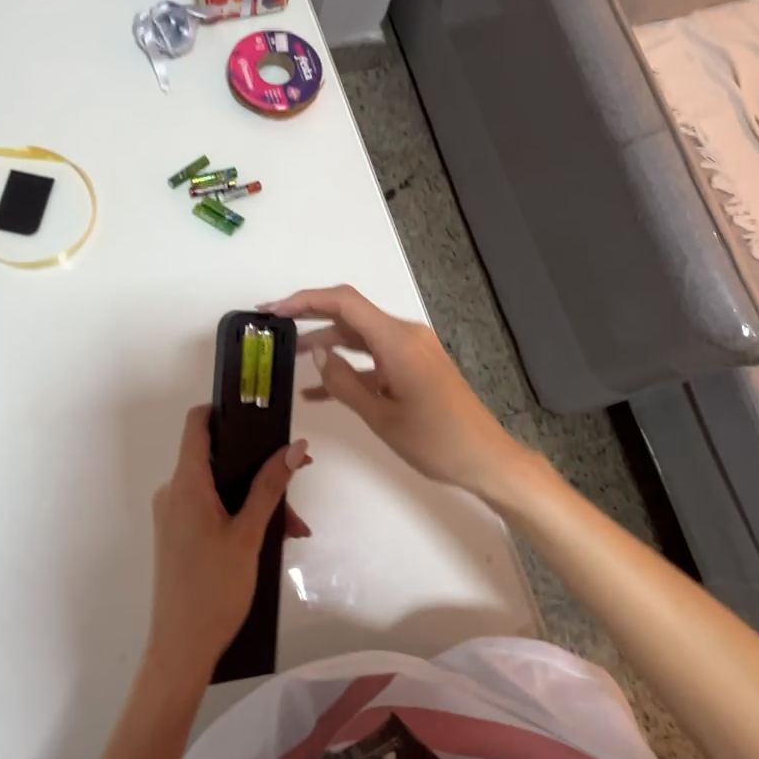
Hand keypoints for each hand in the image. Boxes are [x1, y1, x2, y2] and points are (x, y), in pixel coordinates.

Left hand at [146, 406, 308, 677]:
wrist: (181, 649)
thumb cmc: (214, 588)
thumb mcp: (248, 535)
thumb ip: (270, 487)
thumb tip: (295, 447)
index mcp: (186, 483)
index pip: (197, 425)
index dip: (225, 411)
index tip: (261, 415)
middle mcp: (174, 491)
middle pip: (218, 458)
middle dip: (261, 467)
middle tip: (300, 478)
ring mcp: (174, 515)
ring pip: (220, 488)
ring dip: (257, 498)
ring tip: (294, 526)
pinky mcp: (178, 535)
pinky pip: (212, 509)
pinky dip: (241, 515)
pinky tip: (274, 537)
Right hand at [263, 285, 544, 505]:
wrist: (485, 458)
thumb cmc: (435, 440)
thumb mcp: (380, 416)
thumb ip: (343, 381)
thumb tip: (316, 353)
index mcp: (397, 340)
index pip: (344, 302)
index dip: (305, 300)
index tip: (273, 311)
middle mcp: (405, 335)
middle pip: (350, 315)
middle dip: (310, 318)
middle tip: (272, 327)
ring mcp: (412, 350)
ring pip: (360, 337)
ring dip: (326, 345)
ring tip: (287, 359)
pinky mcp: (416, 366)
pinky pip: (374, 359)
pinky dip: (349, 368)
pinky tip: (317, 391)